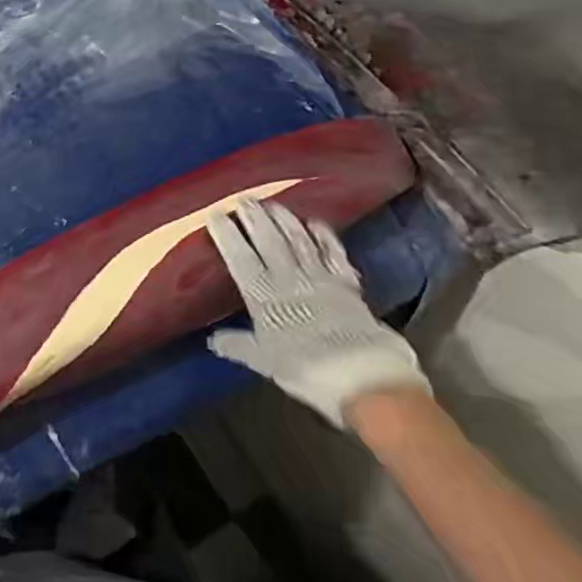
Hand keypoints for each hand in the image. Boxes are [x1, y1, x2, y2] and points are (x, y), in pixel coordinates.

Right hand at [205, 197, 428, 427]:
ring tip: (274, 205)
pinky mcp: (349, 289)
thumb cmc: (307, 371)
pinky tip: (317, 224)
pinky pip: (334, 257)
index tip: (216, 215)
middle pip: (270, 244)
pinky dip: (325, 239)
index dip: (228, 236)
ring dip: (286, 222)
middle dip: (256, 220)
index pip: (240, 259)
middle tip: (244, 200)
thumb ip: (238, 345)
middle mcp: (291, 282)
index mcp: (264, 298)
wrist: (367, 381)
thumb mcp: (264, 360)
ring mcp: (323, 282)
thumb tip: (213, 339)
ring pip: (300, 244)